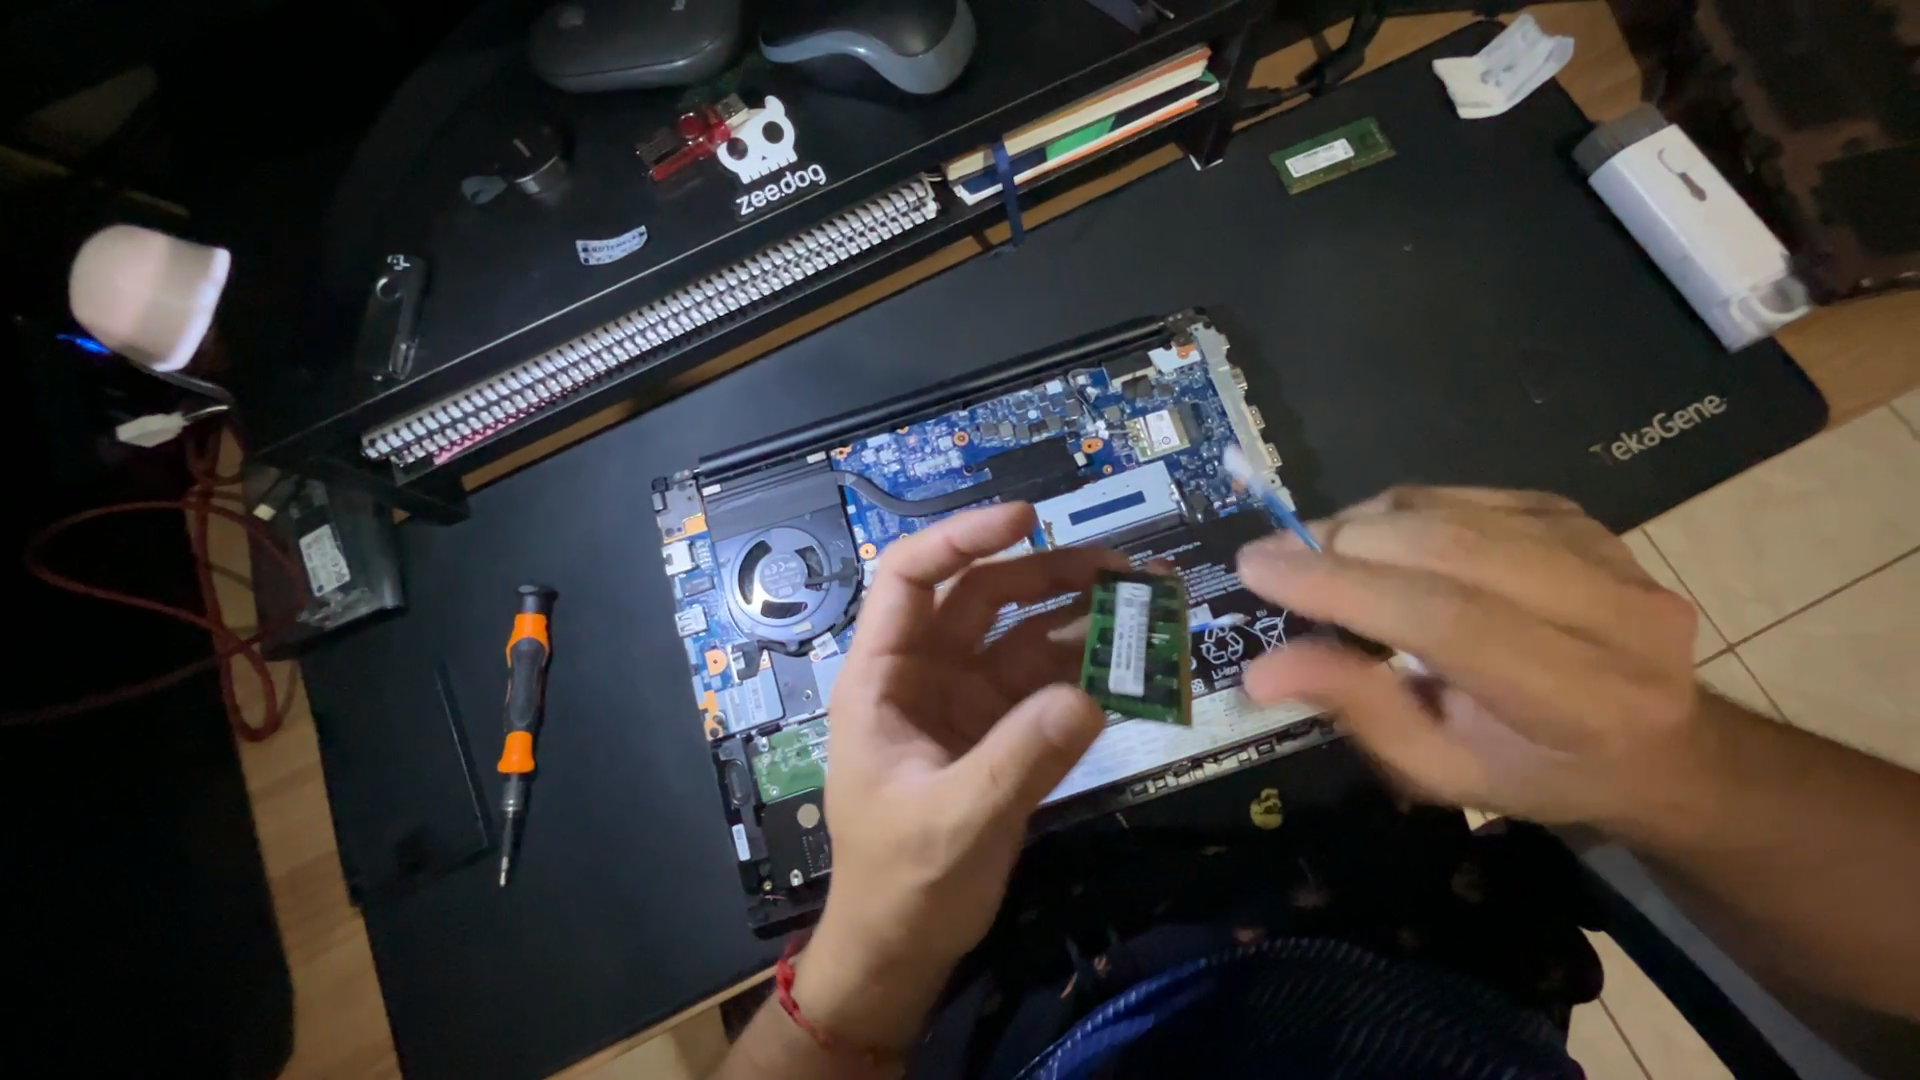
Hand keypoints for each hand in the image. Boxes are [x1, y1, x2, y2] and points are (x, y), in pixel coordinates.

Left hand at [794, 502, 1119, 1052]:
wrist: (902, 948)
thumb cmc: (902, 882)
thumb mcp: (956, 820)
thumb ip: (1021, 759)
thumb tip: (1091, 695)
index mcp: (884, 676)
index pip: (912, 577)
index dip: (963, 537)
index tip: (1027, 519)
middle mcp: (924, 673)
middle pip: (982, 596)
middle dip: (1047, 574)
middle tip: (1122, 568)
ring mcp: (966, 699)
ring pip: (1022, 634)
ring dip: (1079, 616)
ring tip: (1145, 603)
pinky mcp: (999, 730)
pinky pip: (1045, 684)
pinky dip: (1087, 670)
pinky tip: (1133, 662)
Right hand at [1234, 486, 1701, 828]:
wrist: (1654, 740)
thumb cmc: (1532, 769)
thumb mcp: (1438, 768)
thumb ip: (1358, 708)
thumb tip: (1261, 669)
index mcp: (1583, 700)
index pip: (1446, 620)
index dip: (1342, 587)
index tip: (1255, 569)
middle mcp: (1616, 614)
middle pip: (1449, 550)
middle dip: (1340, 545)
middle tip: (1269, 555)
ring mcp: (1608, 554)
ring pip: (1453, 513)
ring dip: (1361, 523)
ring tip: (1307, 547)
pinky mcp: (1584, 520)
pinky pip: (1466, 497)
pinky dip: (1399, 511)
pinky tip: (1370, 539)